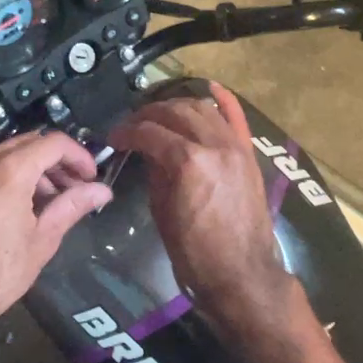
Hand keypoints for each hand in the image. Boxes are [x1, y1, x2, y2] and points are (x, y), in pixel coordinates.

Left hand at [0, 132, 112, 343]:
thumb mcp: (42, 240)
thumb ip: (72, 206)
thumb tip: (103, 191)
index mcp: (8, 171)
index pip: (52, 143)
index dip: (79, 155)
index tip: (92, 177)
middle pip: (29, 142)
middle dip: (57, 161)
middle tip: (76, 188)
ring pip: (8, 153)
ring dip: (34, 167)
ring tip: (52, 201)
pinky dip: (10, 174)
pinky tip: (22, 204)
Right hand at [108, 82, 283, 323]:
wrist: (242, 275)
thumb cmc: (194, 253)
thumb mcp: (162, 212)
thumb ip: (155, 173)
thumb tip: (148, 152)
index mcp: (188, 161)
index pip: (149, 132)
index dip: (127, 132)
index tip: (114, 138)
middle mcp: (214, 145)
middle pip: (175, 112)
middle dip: (149, 114)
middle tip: (133, 125)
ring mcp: (235, 147)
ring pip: (203, 109)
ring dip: (177, 106)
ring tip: (160, 115)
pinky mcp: (249, 155)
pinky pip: (238, 118)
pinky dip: (224, 100)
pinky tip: (210, 87)